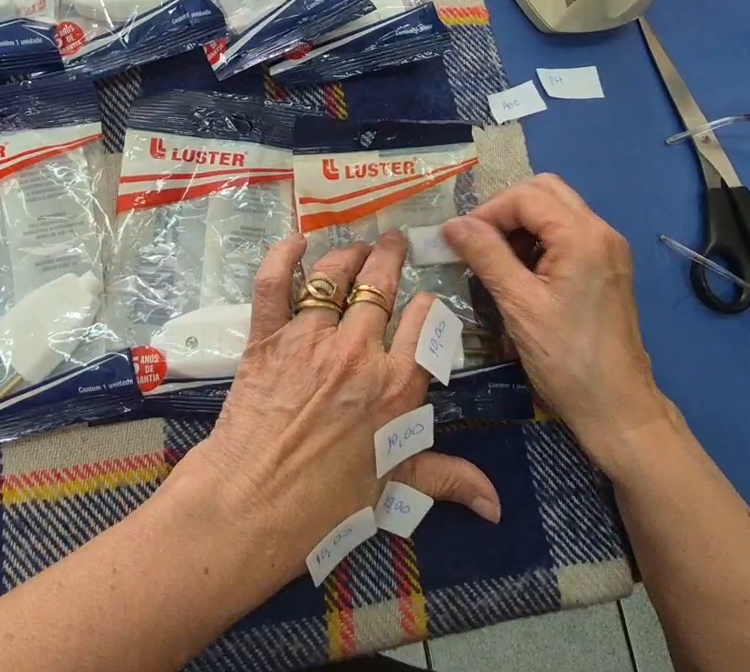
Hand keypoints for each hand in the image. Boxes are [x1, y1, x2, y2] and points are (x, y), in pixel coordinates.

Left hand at [169, 232, 500, 591]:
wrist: (252, 508)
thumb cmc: (327, 505)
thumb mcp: (394, 486)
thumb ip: (447, 478)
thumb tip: (497, 507)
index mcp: (397, 384)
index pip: (425, 319)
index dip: (428, 302)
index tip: (425, 299)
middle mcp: (358, 350)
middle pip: (382, 283)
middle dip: (391, 256)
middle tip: (394, 241)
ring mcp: (310, 338)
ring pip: (334, 275)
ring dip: (348, 253)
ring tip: (356, 245)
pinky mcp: (268, 337)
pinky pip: (276, 284)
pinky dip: (284, 257)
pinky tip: (297, 242)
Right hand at [441, 175, 674, 473]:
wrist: (617, 406)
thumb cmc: (567, 358)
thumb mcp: (519, 305)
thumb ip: (486, 256)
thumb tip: (453, 225)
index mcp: (583, 237)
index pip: (527, 197)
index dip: (488, 212)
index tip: (461, 241)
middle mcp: (601, 232)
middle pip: (545, 192)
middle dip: (506, 210)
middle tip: (478, 242)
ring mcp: (608, 250)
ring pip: (557, 210)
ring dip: (521, 224)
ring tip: (494, 258)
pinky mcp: (607, 268)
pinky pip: (567, 234)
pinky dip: (539, 241)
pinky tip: (519, 272)